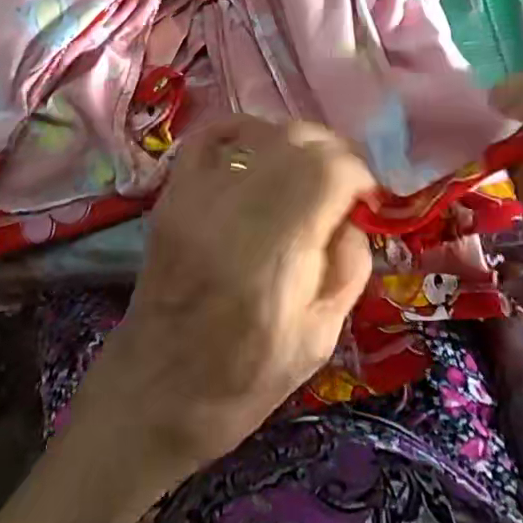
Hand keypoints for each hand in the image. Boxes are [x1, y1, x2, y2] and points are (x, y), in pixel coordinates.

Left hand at [79, 115, 375, 470]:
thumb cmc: (244, 380)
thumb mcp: (320, 337)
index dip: (360, 176)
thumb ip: (349, 266)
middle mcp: (231, 211)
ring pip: (258, 131)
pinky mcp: (170, 196)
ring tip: (307, 173)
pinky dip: (242, 133)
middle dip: (334, 154)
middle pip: (296, 139)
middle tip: (345, 185)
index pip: (328, 169)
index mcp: (274, 254)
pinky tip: (259, 154)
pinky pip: (208, 138)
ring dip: (295, 143)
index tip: (368, 202)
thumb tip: (353, 215)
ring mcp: (193, 196)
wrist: (155, 391)